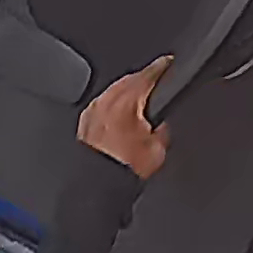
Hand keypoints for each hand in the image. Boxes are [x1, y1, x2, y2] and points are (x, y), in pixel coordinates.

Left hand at [77, 55, 172, 178]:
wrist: (93, 191)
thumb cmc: (120, 172)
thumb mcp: (157, 152)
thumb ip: (164, 129)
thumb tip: (164, 122)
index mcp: (127, 101)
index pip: (149, 73)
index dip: (162, 65)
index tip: (168, 61)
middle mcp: (108, 101)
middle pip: (130, 78)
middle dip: (143, 79)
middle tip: (154, 85)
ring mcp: (93, 111)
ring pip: (114, 90)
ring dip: (126, 91)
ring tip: (136, 104)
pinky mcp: (83, 123)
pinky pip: (102, 104)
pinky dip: (111, 105)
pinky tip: (117, 118)